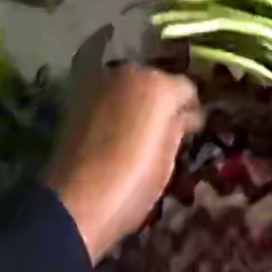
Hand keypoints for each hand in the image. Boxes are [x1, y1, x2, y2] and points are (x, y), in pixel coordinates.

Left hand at [45, 64, 202, 261]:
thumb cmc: (133, 182)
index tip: (192, 129)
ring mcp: (105, 80)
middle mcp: (132, 72)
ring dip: (139, 100)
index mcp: (160, 86)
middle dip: (163, 101)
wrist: (79, 199)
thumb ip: (178, 127)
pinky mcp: (83, 92)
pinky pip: (110, 93)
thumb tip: (185, 115)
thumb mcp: (166, 160)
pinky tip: (115, 128)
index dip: (192, 109)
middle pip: (157, 81)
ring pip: (132, 85)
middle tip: (165, 128)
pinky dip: (117, 104)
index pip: (186, 88)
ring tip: (138, 128)